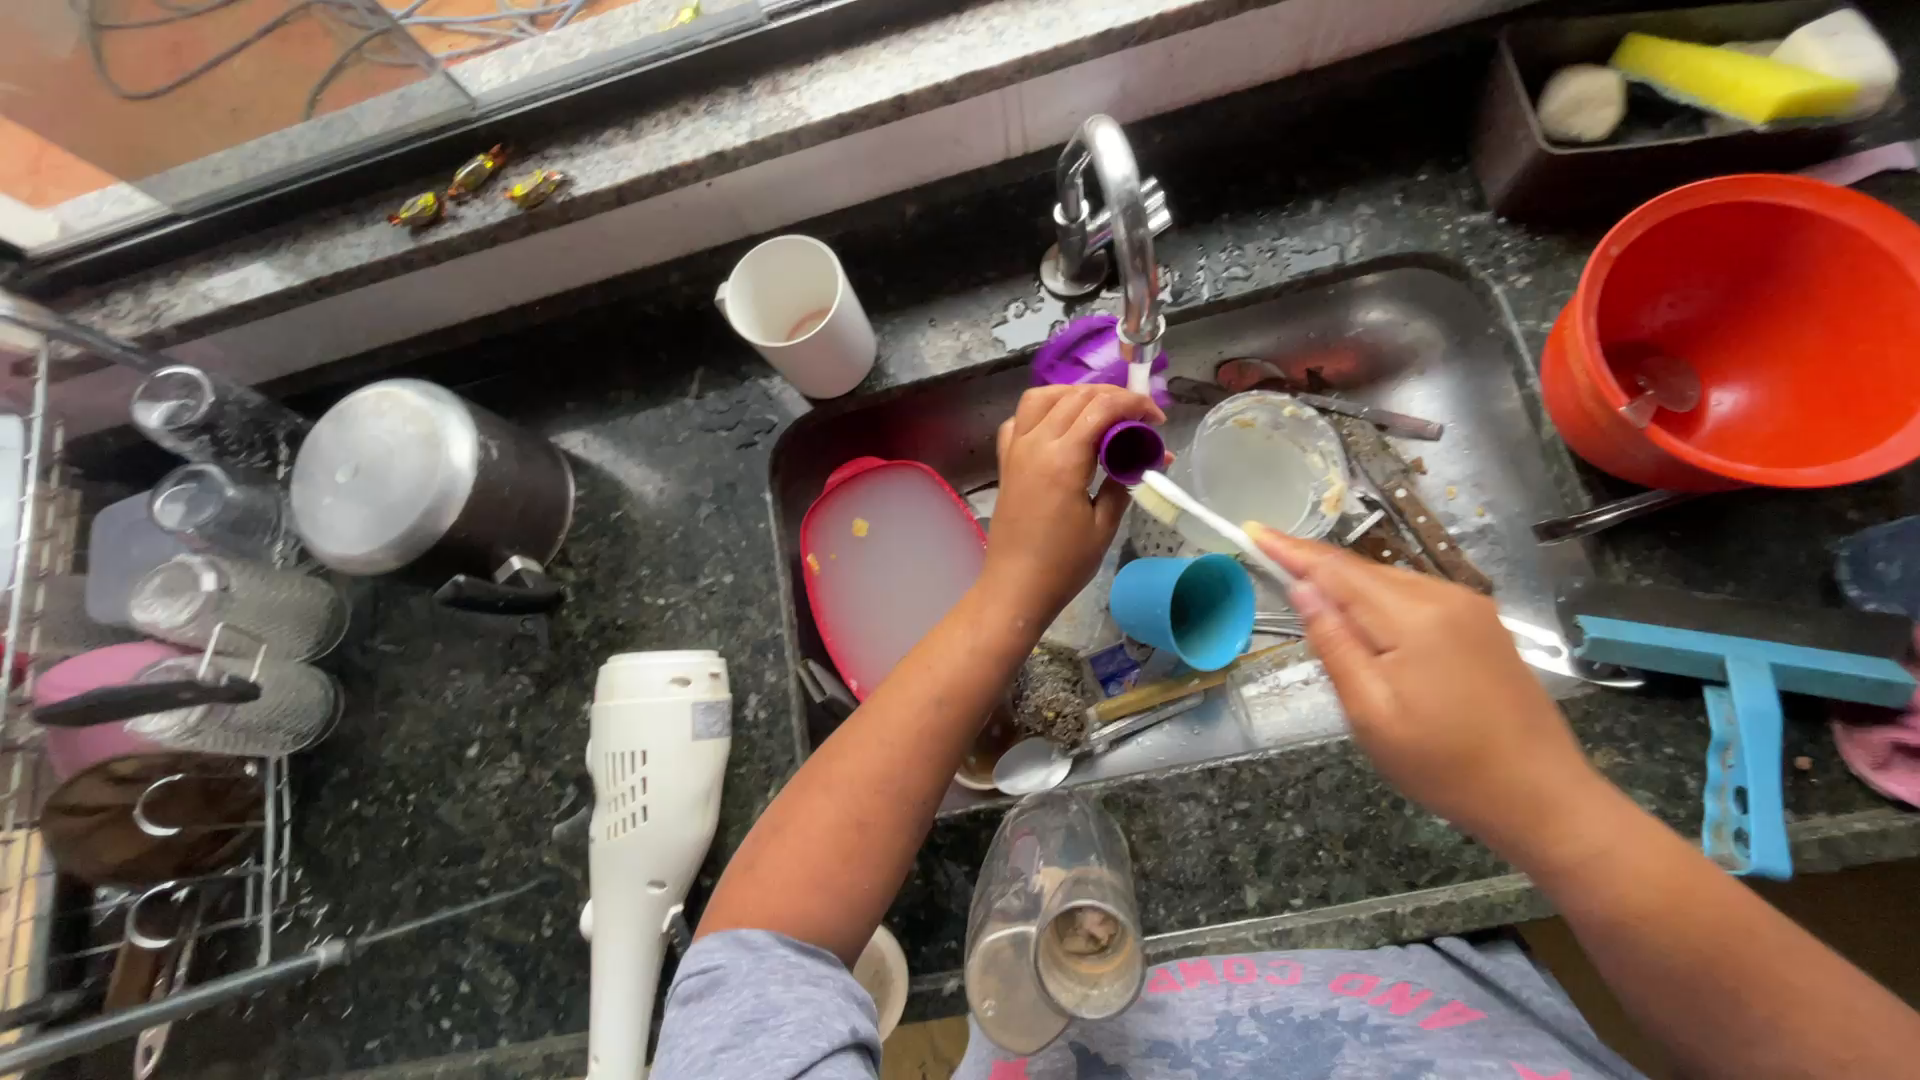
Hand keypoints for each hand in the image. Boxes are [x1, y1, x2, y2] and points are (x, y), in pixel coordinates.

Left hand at [984, 385, 1164, 628]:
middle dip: (1112, 398)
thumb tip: (1143, 460)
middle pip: (1075, 397)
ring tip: (1099, 413)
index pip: (1102, 407)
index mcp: (1063, 458)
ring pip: (1042, 398)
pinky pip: (1019, 420)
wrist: (1016, 586)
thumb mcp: (1104, 525)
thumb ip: (1122, 483)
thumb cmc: (1064, 564)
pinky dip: (1041, 412)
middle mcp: (1035, 444)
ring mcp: (1015, 450)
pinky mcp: (1005, 462)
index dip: (1135, 405)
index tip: (1157, 420)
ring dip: (1073, 395)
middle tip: (1137, 419)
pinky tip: (1059, 428)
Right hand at [1250, 526, 1607, 853]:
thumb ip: (1333, 644)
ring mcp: (1469, 608)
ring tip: (1309, 599)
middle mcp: (1445, 598)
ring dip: (1346, 586)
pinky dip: (1377, 600)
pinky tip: (1364, 623)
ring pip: (1387, 582)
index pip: (1336, 570)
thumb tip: (1301, 589)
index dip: (1290, 549)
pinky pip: (1413, 596)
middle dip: (1314, 566)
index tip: (1252, 529)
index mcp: (1413, 619)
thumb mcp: (1370, 713)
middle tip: (1269, 563)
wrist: (1541, 797)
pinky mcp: (1482, 624)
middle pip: (1362, 570)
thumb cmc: (1443, 766)